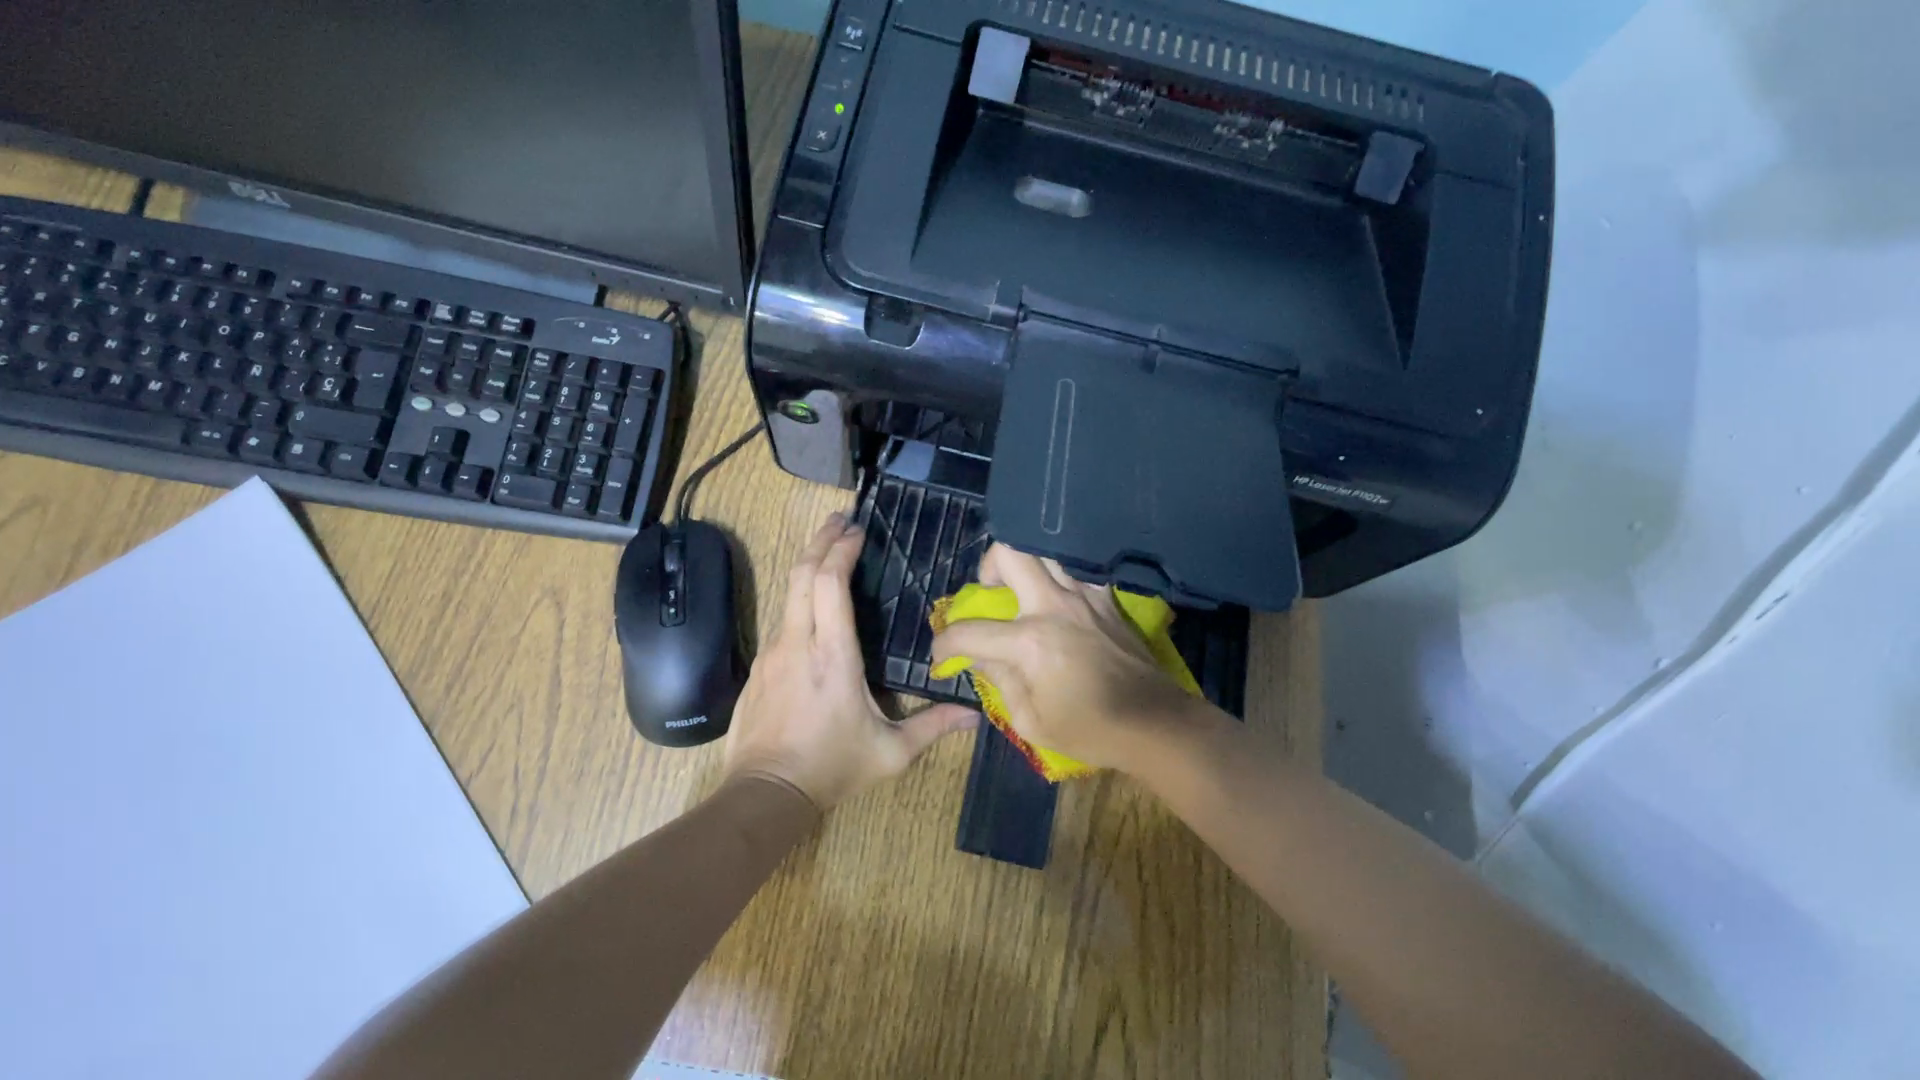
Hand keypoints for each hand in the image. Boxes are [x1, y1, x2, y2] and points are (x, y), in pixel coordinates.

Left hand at [723, 514, 977, 810]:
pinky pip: (781, 622)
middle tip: (840, 520)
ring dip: (808, 567)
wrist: (764, 792)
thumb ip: (933, 727)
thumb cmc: (832, 767)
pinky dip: (798, 600)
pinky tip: (812, 608)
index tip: (858, 531)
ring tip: (827, 551)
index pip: (830, 583)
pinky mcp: (758, 669)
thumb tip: (975, 718)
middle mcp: (798, 643)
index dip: (842, 551)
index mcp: (833, 654)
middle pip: (802, 573)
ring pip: (788, 594)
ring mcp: (772, 654)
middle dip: (820, 540)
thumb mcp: (891, 751)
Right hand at [929, 544, 1223, 775]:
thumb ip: (1001, 682)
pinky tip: (1059, 607)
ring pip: (1045, 553)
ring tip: (1023, 594)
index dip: (945, 645)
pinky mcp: (1107, 599)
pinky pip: (1075, 571)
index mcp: (1030, 642)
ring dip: (1025, 567)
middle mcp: (1054, 606)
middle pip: (1010, 552)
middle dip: (988, 567)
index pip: (970, 632)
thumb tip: (983, 658)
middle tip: (991, 593)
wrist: (1155, 723)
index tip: (941, 657)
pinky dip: (1059, 580)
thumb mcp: (1031, 721)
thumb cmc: (1091, 731)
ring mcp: (1084, 597)